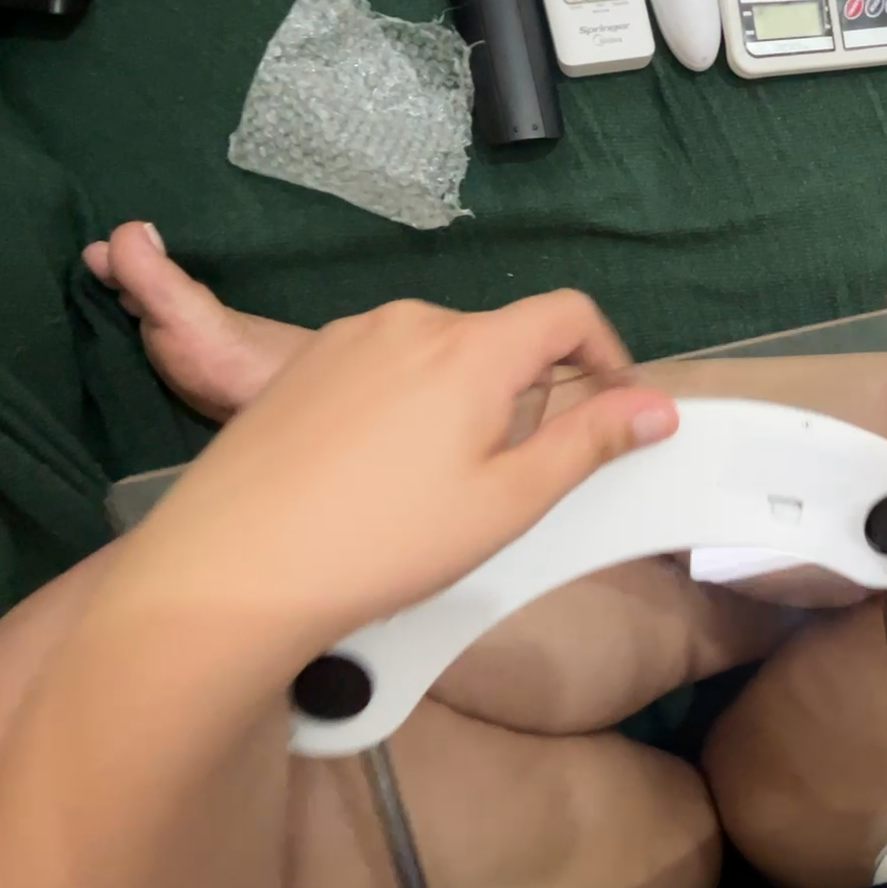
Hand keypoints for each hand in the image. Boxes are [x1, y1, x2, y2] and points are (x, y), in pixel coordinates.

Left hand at [104, 292, 678, 658]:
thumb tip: (660, 405)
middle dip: (531, 392)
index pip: (568, 313)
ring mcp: (350, 336)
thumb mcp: (511, 499)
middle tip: (507, 472)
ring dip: (472, 395)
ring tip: (436, 476)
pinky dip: (415, 396)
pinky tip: (376, 463)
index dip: (607, 353)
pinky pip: (391, 361)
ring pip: (448, 351)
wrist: (226, 574)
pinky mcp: (304, 362)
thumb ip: (593, 441)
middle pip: (506, 338)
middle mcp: (413, 321)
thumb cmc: (390, 539)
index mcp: (472, 348)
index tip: (610, 408)